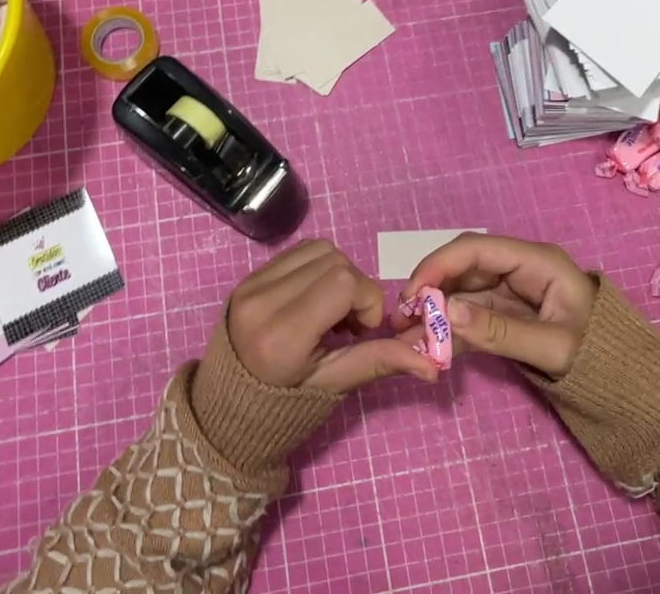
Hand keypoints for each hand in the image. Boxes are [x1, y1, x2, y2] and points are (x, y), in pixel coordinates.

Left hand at [225, 240, 440, 393]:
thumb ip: (380, 362)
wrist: (225, 409)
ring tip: (332, 312)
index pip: (341, 283)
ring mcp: (251, 285)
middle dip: (356, 288)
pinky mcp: (248, 277)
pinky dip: (317, 268)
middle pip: (334, 262)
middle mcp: (263, 301)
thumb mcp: (334, 384)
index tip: (362, 330)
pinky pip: (297, 253)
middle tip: (349, 325)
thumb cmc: (284, 407)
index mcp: (282, 335)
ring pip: (318, 250)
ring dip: (338, 274)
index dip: (366, 299)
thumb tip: (433, 363)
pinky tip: (315, 300)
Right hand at [400, 233, 596, 376]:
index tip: (412, 294)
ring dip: (434, 313)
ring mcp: (511, 293)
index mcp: (536, 261)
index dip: (439, 265)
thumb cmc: (601, 357)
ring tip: (405, 337)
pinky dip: (449, 331)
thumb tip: (444, 313)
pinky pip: (470, 317)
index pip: (475, 249)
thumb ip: (499, 331)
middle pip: (463, 268)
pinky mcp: (507, 316)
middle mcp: (519, 269)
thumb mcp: (553, 347)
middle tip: (400, 319)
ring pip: (461, 293)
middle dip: (430, 290)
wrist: (629, 386)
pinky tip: (428, 346)